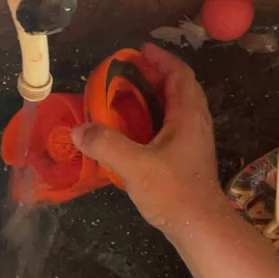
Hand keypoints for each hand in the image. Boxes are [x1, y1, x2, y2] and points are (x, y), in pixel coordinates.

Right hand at [71, 42, 228, 230]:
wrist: (199, 226)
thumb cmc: (173, 192)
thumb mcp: (134, 166)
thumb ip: (105, 144)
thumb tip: (79, 129)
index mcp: (188, 115)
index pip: (179, 74)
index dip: (161, 59)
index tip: (140, 51)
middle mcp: (196, 123)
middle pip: (180, 88)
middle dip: (156, 76)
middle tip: (129, 74)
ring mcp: (195, 142)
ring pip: (178, 109)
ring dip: (156, 99)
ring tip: (129, 100)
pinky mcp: (190, 160)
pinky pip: (174, 128)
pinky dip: (156, 120)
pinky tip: (137, 133)